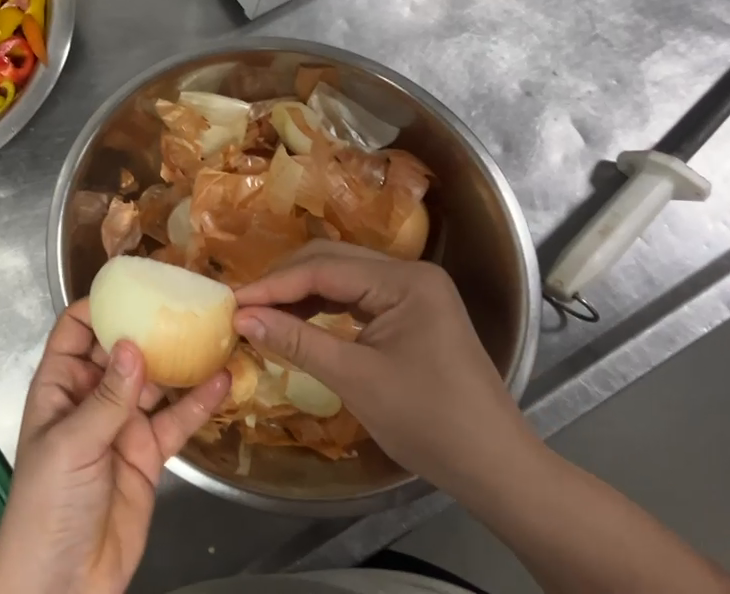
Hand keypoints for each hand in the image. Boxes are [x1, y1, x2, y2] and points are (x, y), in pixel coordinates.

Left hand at [0, 301, 229, 593]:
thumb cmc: (47, 504)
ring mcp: (120, 426)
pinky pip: (174, 422)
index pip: (75, 329)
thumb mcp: (73, 444)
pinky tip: (222, 383)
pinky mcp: (147, 455)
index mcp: (58, 385)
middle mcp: (90, 398)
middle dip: (148, 326)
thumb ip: (107, 398)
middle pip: (120, 349)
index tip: (135, 284)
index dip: (100, 305)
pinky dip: (197, 404)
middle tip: (186, 301)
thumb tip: (132, 344)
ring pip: (154, 383)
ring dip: (180, 362)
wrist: (64, 580)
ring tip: (214, 333)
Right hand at [232, 241, 533, 494]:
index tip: (232, 302)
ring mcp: (414, 294)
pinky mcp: (412, 314)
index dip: (273, 285)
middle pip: (330, 262)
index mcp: (405, 281)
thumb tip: (240, 317)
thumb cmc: (430, 423)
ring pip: (340, 277)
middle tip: (243, 307)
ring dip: (299, 294)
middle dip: (283, 283)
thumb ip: (296, 340)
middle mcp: (411, 274)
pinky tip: (296, 322)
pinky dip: (322, 308)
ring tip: (261, 315)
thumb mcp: (355, 379)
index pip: (323, 270)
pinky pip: (355, 298)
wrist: (497, 469)